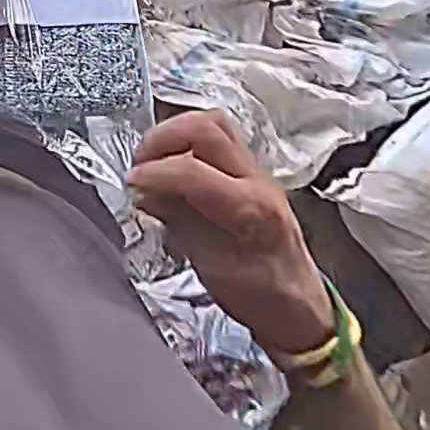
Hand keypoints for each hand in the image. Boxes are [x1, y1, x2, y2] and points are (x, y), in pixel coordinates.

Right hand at [128, 110, 334, 356]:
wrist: (298, 306)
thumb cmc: (257, 294)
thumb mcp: (207, 265)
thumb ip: (175, 219)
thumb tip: (142, 190)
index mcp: (251, 209)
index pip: (191, 169)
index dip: (152, 172)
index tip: (131, 183)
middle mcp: (257, 180)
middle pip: (205, 129)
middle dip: (160, 140)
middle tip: (140, 164)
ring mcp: (257, 171)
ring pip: (213, 123)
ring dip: (173, 133)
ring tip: (153, 157)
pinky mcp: (250, 169)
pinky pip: (217, 134)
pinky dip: (186, 138)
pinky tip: (171, 160)